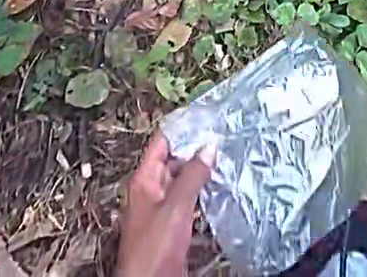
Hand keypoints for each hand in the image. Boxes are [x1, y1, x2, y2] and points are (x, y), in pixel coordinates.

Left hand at [115, 132, 215, 276]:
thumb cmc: (154, 249)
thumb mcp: (175, 207)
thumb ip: (191, 176)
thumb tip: (208, 147)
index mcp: (144, 179)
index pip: (162, 142)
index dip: (181, 128)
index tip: (203, 117)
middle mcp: (151, 191)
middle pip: (172, 160)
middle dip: (194, 149)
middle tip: (219, 138)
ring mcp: (161, 210)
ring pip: (181, 182)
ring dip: (199, 172)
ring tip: (222, 159)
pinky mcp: (171, 229)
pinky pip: (186, 203)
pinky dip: (200, 194)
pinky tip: (217, 191)